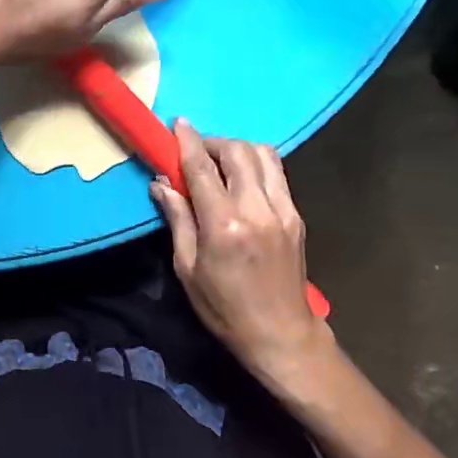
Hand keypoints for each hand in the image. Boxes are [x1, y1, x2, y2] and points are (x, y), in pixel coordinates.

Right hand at [152, 120, 333, 373]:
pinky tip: (241, 178)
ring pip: (262, 154)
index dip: (187, 141)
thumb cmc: (223, 307)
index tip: (177, 123)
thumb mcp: (187, 267)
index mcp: (224, 225)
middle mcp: (257, 209)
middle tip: (194, 152)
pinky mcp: (296, 215)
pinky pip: (277, 172)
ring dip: (237, 148)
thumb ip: (177, 218)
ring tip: (219, 162)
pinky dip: (256, 163)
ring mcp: (282, 210)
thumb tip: (161, 182)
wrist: (281, 334)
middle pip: (236, 151)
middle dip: (212, 142)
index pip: (202, 168)